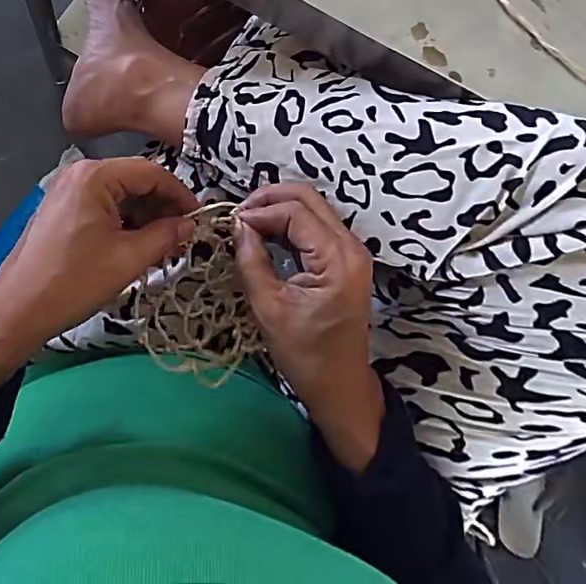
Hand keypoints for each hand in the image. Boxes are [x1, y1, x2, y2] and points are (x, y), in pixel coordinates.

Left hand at [0, 157, 197, 399]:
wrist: (14, 314)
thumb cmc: (72, 282)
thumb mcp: (128, 259)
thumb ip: (166, 236)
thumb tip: (190, 226)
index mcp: (95, 176)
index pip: (152, 173)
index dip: (181, 196)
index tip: (198, 219)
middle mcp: (79, 174)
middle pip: (136, 182)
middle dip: (162, 210)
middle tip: (182, 239)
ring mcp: (67, 191)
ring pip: (121, 197)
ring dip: (145, 220)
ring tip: (163, 249)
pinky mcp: (61, 210)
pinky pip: (103, 207)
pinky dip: (124, 224)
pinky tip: (137, 248)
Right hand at [234, 183, 384, 470]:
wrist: (341, 386)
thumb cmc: (306, 355)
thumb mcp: (269, 308)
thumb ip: (252, 260)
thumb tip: (239, 225)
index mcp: (337, 258)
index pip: (296, 212)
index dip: (261, 211)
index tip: (233, 223)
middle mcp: (351, 246)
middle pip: (309, 198)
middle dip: (271, 198)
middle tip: (240, 213)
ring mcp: (353, 250)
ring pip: (315, 207)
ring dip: (281, 207)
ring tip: (249, 222)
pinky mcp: (347, 258)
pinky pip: (318, 224)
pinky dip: (292, 222)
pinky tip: (268, 233)